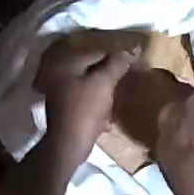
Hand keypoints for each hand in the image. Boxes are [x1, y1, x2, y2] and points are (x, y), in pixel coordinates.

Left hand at [35, 35, 137, 170]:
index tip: (134, 59)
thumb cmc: (85, 110)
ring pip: (90, 83)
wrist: (68, 145)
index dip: (116, 54)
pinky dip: (98, 102)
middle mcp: (59, 74)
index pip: (96, 51)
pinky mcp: (66, 108)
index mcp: (66, 64)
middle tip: (129, 74)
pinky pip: (86, 99)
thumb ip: (117, 64)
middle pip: (92, 67)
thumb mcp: (104, 83)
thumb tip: (132, 49)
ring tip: (121, 90)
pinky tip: (109, 110)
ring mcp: (60, 92)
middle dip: (110, 71)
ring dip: (105, 87)